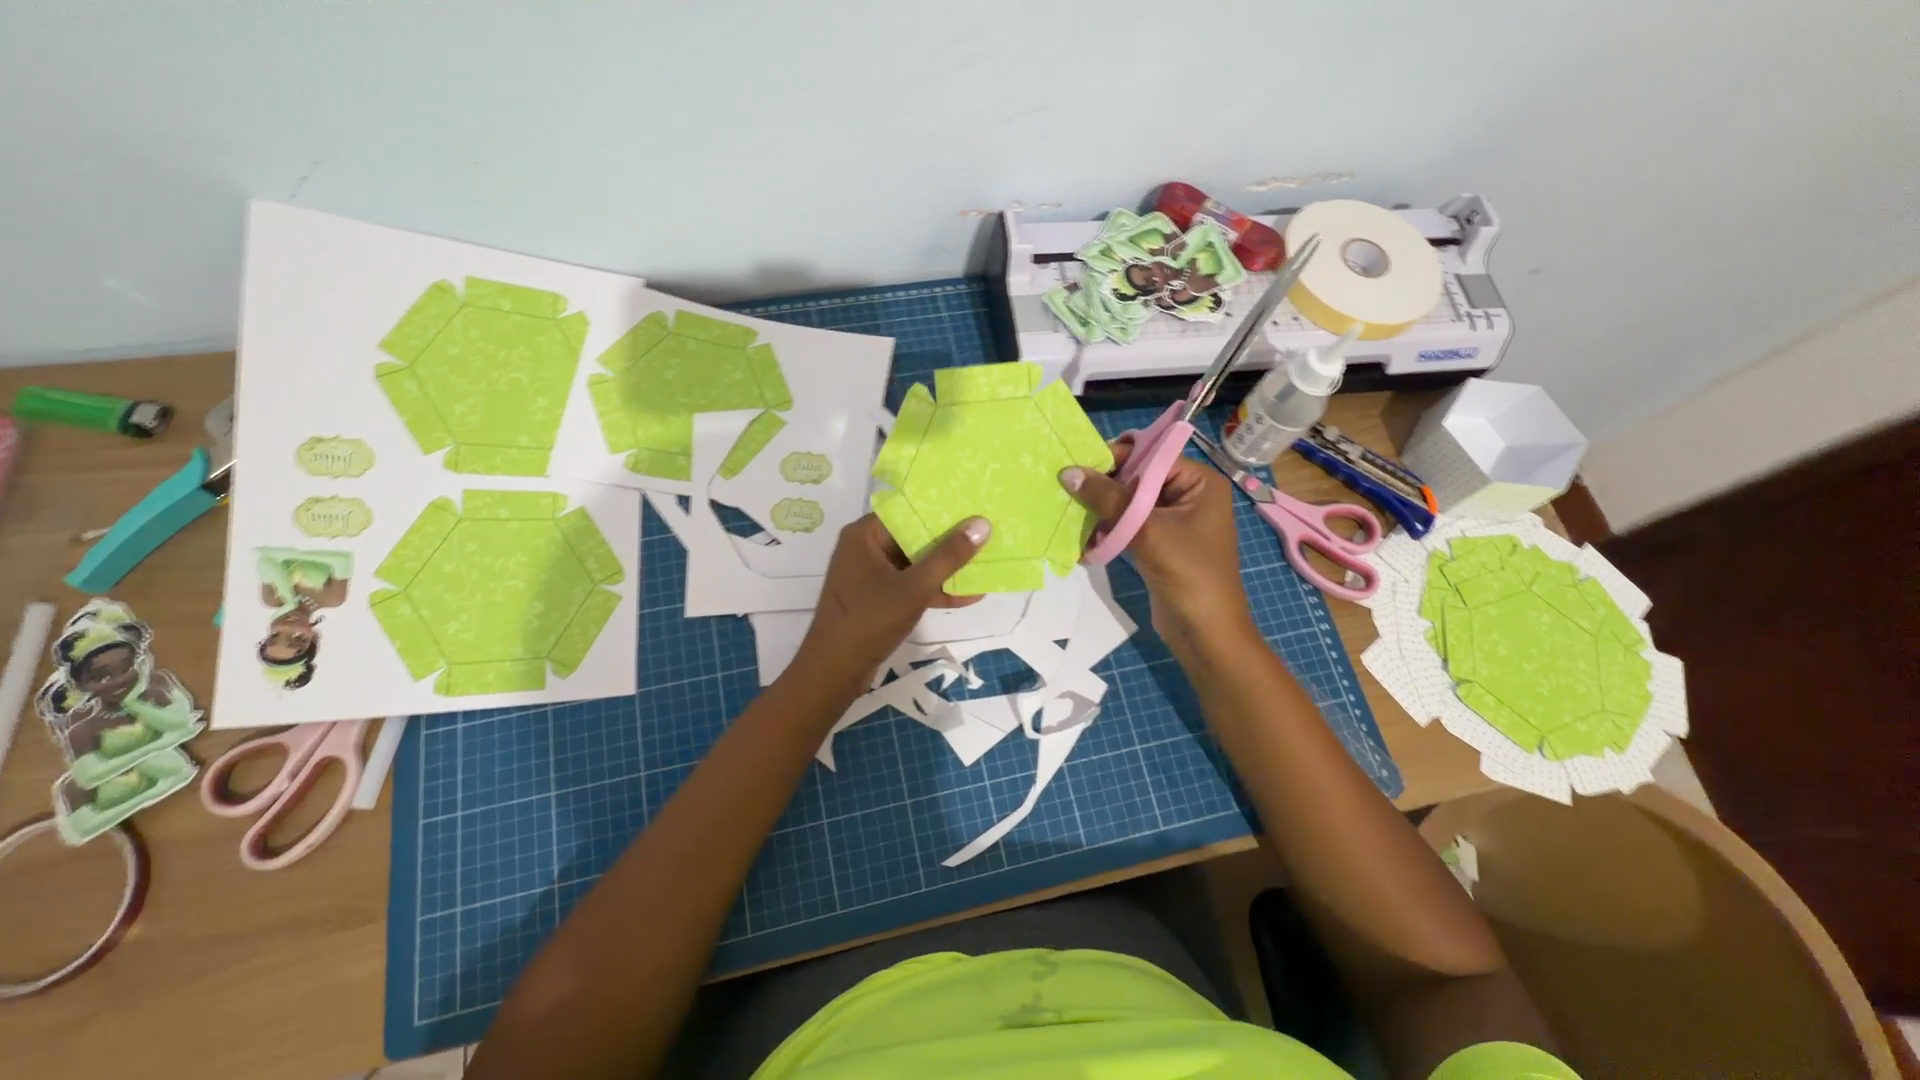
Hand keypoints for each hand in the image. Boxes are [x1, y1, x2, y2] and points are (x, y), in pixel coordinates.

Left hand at [793, 514, 988, 690]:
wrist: (835, 671)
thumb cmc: (869, 620)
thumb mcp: (915, 587)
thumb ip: (949, 556)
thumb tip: (981, 524)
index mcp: (864, 535)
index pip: (906, 508)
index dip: (940, 506)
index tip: (973, 504)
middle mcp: (864, 548)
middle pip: (913, 535)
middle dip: (949, 538)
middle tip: (987, 530)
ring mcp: (870, 574)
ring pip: (914, 562)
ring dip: (946, 567)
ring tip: (985, 561)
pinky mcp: (877, 598)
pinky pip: (910, 584)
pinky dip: (934, 589)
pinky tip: (970, 595)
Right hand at [1061, 439, 1249, 636]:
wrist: (1205, 632)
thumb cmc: (1187, 572)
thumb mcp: (1146, 529)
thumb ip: (1108, 498)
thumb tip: (1068, 472)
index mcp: (1199, 482)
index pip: (1151, 457)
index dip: (1115, 460)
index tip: (1078, 466)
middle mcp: (1189, 495)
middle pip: (1138, 479)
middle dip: (1105, 488)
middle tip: (1068, 491)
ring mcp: (1174, 521)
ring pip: (1129, 504)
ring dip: (1103, 512)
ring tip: (1073, 518)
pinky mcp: (1160, 544)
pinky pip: (1129, 527)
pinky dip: (1109, 531)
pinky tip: (1085, 542)